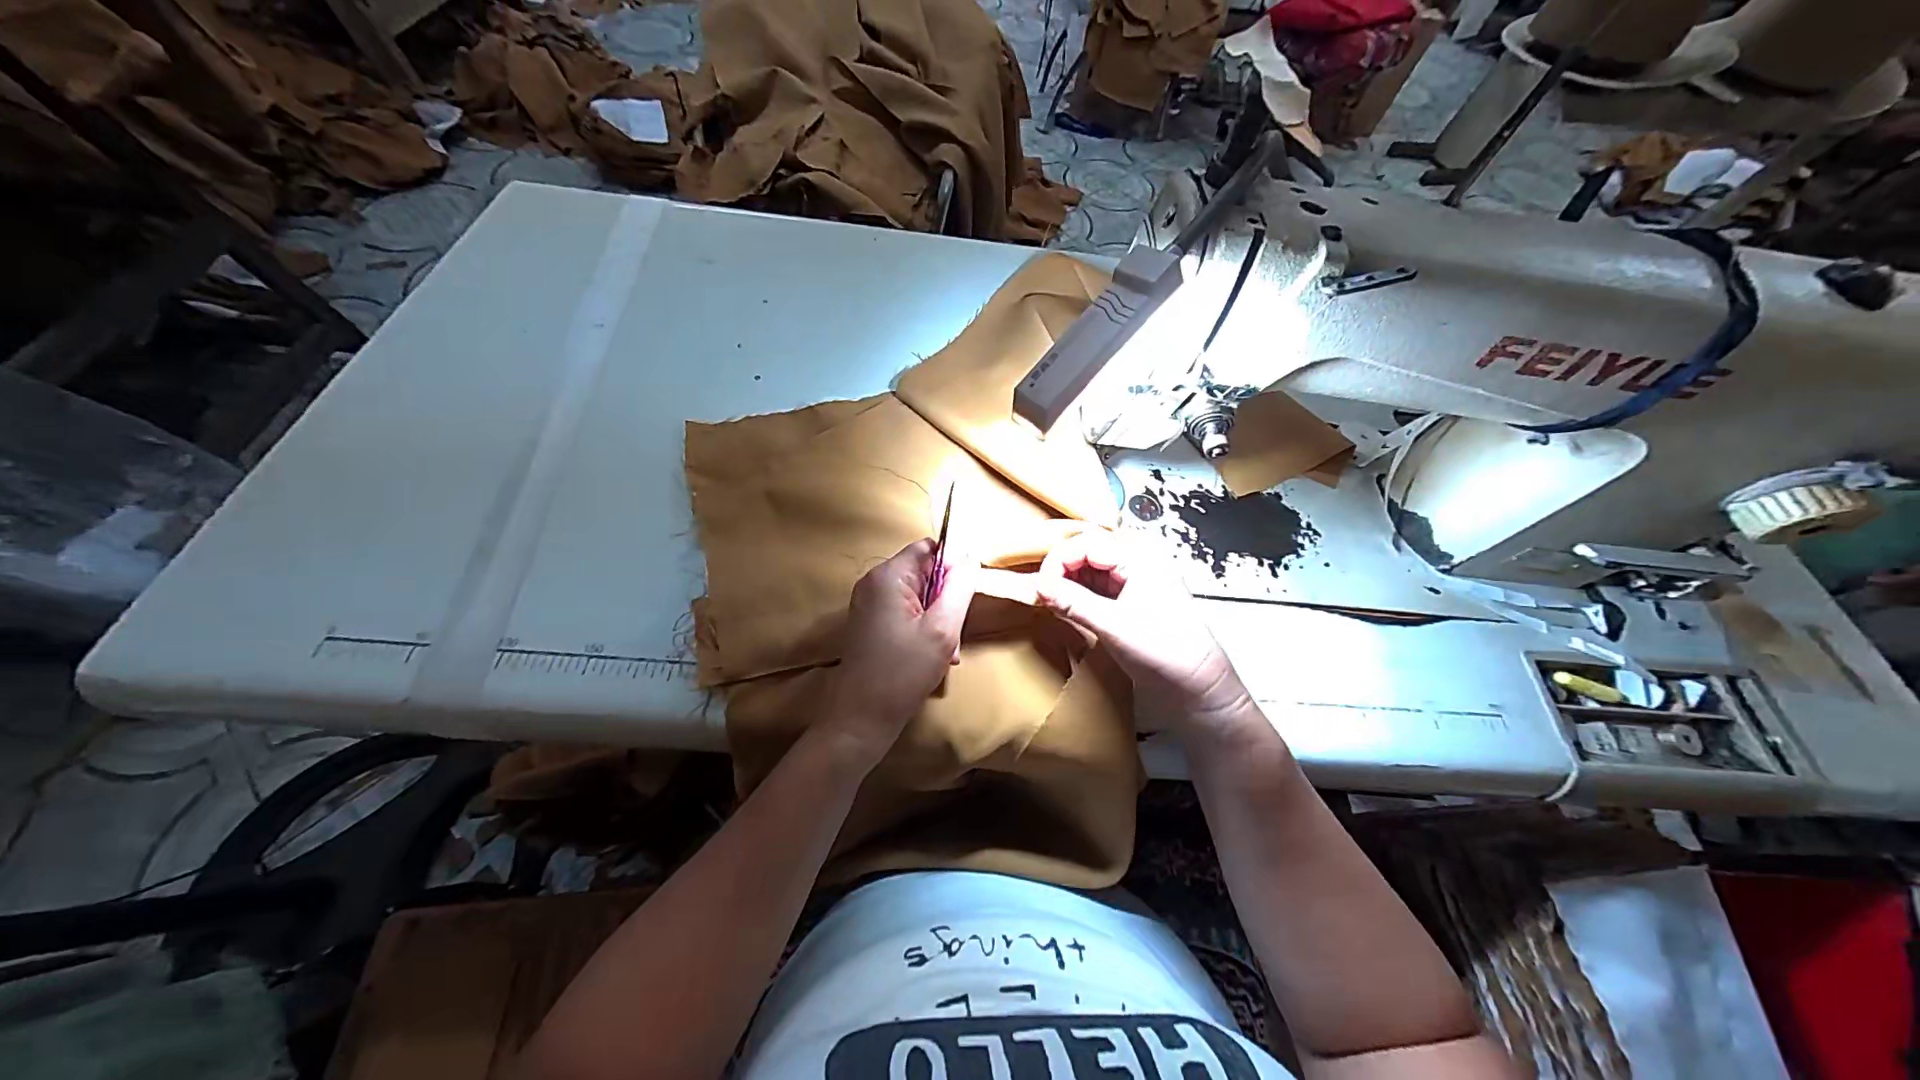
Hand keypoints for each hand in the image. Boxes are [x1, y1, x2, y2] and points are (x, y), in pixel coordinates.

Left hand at [821, 538, 973, 764]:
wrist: (860, 718)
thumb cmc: (902, 672)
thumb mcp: (942, 628)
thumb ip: (959, 588)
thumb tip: (969, 558)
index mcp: (887, 576)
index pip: (928, 548)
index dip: (952, 566)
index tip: (964, 596)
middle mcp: (873, 583)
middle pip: (924, 573)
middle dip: (945, 599)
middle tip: (953, 633)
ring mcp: (868, 604)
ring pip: (918, 596)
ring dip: (937, 620)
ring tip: (944, 651)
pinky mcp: (869, 624)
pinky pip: (905, 613)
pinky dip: (922, 630)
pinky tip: (931, 657)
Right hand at [1006, 530, 1255, 734]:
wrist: (1199, 688)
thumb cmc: (1172, 655)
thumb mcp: (1115, 627)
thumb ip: (1074, 604)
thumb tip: (1041, 587)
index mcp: (1141, 560)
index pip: (1086, 543)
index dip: (1058, 561)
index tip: (1040, 585)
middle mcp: (1138, 565)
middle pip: (1086, 552)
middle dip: (1059, 569)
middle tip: (1040, 591)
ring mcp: (1133, 584)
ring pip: (1088, 570)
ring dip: (1066, 583)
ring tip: (1049, 601)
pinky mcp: (1129, 602)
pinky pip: (1095, 588)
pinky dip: (1076, 595)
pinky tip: (1065, 608)